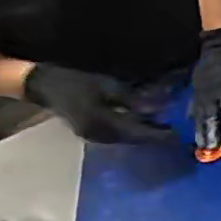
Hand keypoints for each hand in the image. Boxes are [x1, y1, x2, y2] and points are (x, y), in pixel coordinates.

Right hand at [22, 63, 176, 144]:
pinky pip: (118, 136)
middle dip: (155, 136)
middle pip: (135, 140)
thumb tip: (158, 108)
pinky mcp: (92, 133)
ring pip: (127, 140)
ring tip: (165, 129)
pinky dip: (133, 131)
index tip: (179, 135)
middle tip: (177, 133)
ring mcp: (94, 137)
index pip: (139, 133)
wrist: (41, 85)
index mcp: (103, 125)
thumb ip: (131, 99)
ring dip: (145, 135)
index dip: (160, 135)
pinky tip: (144, 124)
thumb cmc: (73, 80)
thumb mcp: (105, 85)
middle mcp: (100, 137)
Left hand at [190, 27, 220, 149]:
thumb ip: (195, 103)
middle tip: (214, 150)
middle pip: (213, 119)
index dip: (201, 134)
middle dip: (213, 134)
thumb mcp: (197, 84)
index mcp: (202, 97)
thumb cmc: (210, 67)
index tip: (201, 149)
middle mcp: (213, 97)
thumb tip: (190, 119)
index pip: (201, 120)